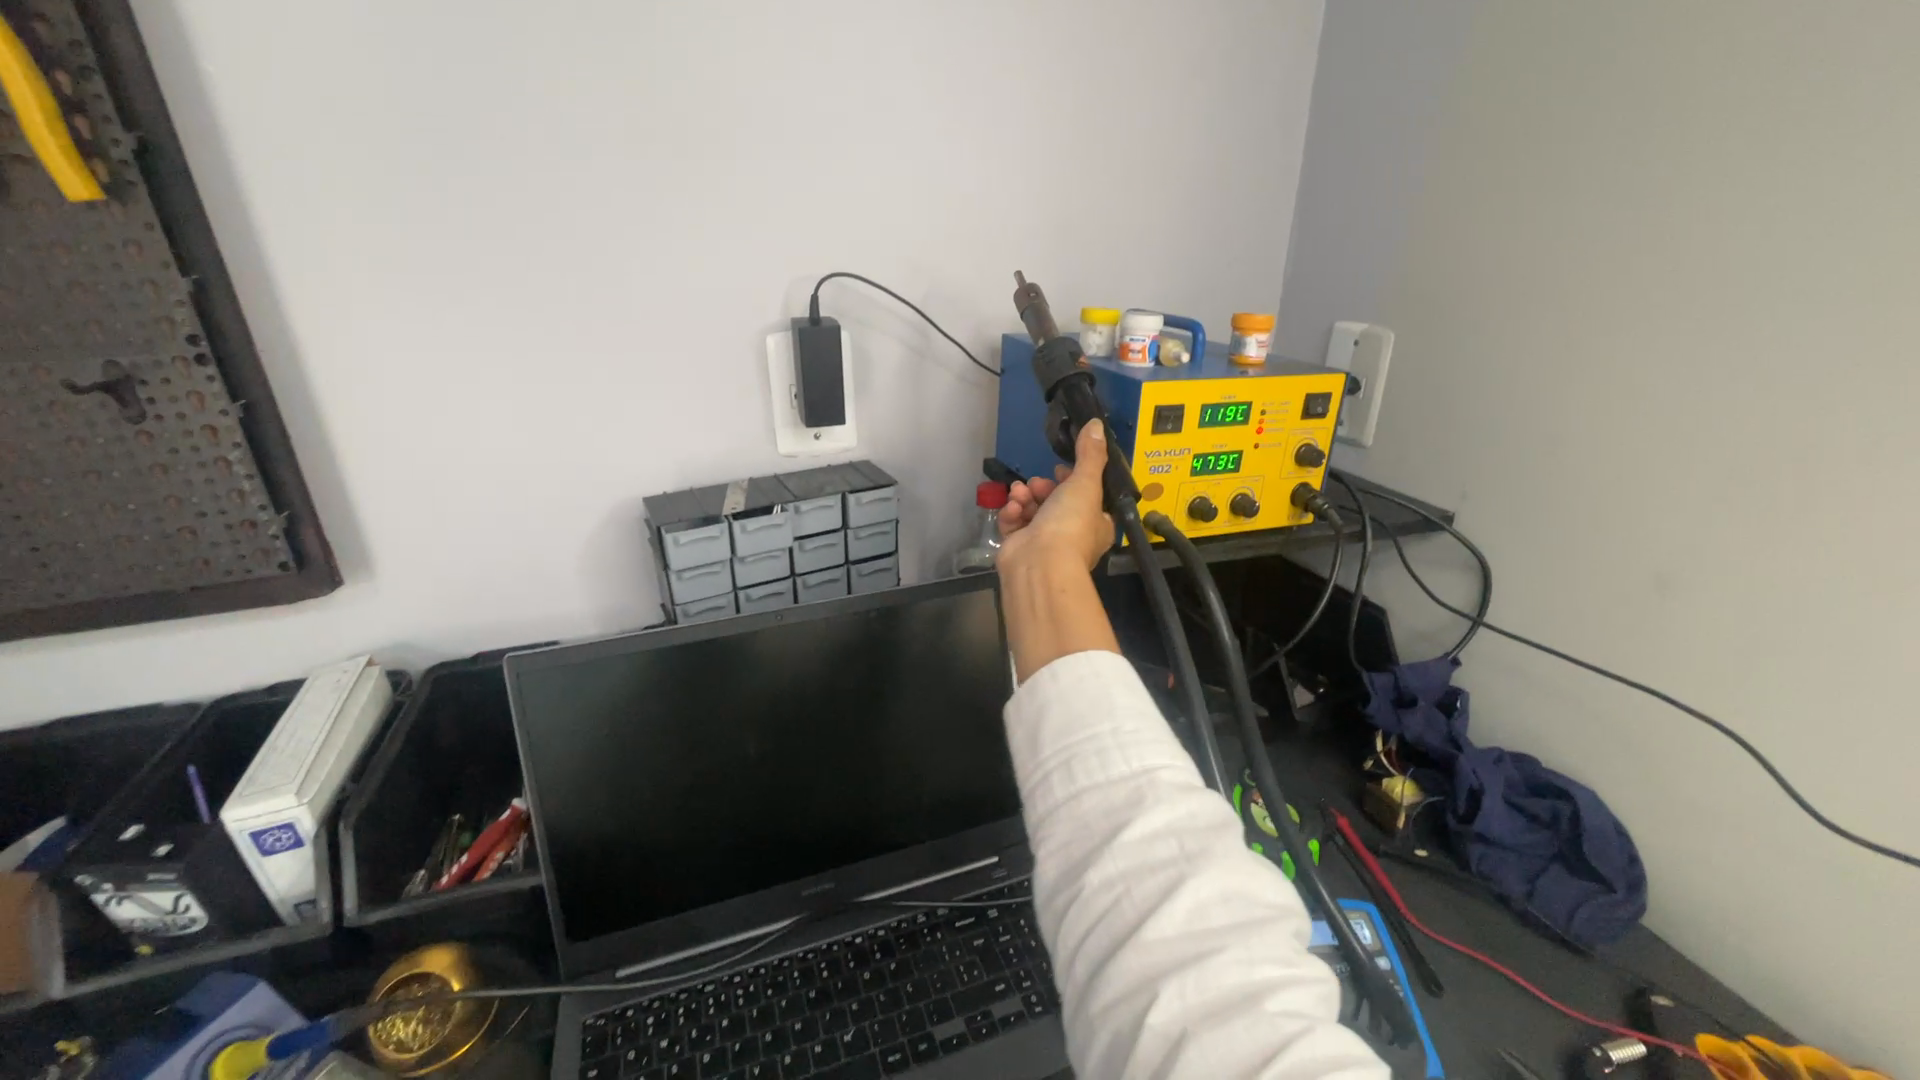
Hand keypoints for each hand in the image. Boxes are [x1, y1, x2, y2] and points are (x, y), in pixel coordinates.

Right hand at [998, 419, 1114, 571]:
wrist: (1039, 562)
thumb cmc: (1070, 523)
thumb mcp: (1086, 483)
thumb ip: (1090, 454)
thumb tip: (1097, 424)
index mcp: (1096, 524)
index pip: (1087, 496)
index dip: (1072, 480)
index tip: (1060, 469)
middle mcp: (1073, 535)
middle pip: (1056, 502)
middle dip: (1043, 488)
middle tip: (1037, 484)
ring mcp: (1045, 543)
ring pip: (1033, 511)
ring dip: (1025, 498)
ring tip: (1019, 494)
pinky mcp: (1020, 547)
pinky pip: (1015, 524)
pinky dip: (1011, 514)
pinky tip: (1011, 509)